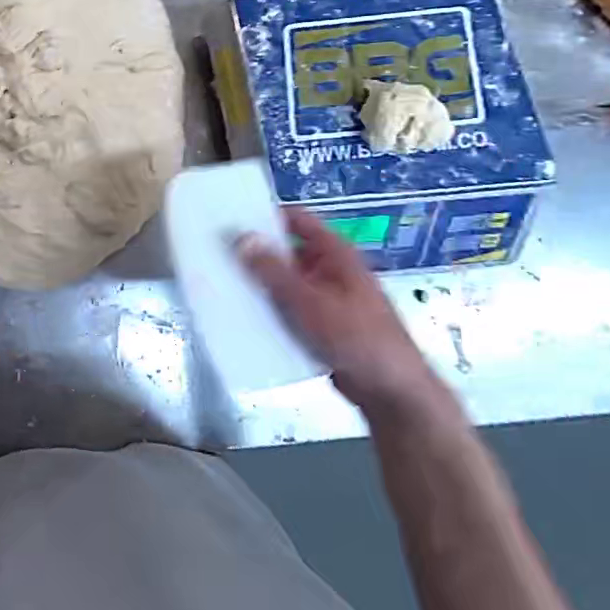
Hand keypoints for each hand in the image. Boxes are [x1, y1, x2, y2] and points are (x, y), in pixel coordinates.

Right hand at [236, 209, 455, 417]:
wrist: (392, 393)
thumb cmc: (358, 339)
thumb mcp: (310, 302)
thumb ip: (273, 271)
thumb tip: (242, 238)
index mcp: (334, 252)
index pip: (295, 219)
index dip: (264, 216)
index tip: (230, 221)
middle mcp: (329, 269)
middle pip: (286, 252)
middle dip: (256, 255)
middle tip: (217, 256)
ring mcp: (325, 298)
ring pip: (285, 283)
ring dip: (261, 287)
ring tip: (223, 286)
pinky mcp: (321, 326)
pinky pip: (289, 310)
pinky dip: (271, 312)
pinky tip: (245, 319)